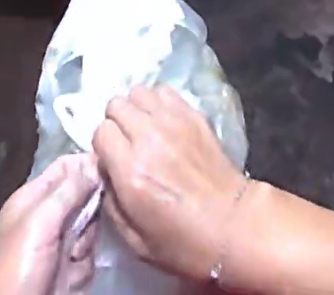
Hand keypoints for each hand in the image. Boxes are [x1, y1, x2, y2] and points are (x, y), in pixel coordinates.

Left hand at [0, 155, 102, 294]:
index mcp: (32, 197)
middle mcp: (46, 216)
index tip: (110, 167)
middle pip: (83, 196)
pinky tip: (71, 276)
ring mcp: (57, 245)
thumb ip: (69, 189)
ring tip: (72, 256)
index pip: (65, 166)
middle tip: (85, 224)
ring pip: (90, 227)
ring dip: (87, 241)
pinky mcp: (67, 270)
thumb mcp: (40, 220)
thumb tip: (96, 162)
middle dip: (90, 210)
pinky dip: (84, 266)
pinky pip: (89, 256)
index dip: (87, 163)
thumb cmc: (20, 266)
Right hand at [92, 86, 247, 281]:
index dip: (104, 146)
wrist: (233, 225)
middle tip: (126, 142)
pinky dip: (158, 102)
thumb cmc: (183, 242)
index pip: (101, 131)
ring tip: (144, 127)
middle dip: (116, 122)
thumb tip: (105, 171)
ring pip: (139, 92)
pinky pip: (164, 91)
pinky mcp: (193, 114)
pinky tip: (163, 121)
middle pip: (117, 105)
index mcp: (132, 171)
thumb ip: (111, 201)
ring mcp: (173, 121)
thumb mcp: (135, 239)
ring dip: (136, 108)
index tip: (112, 159)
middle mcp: (149, 137)